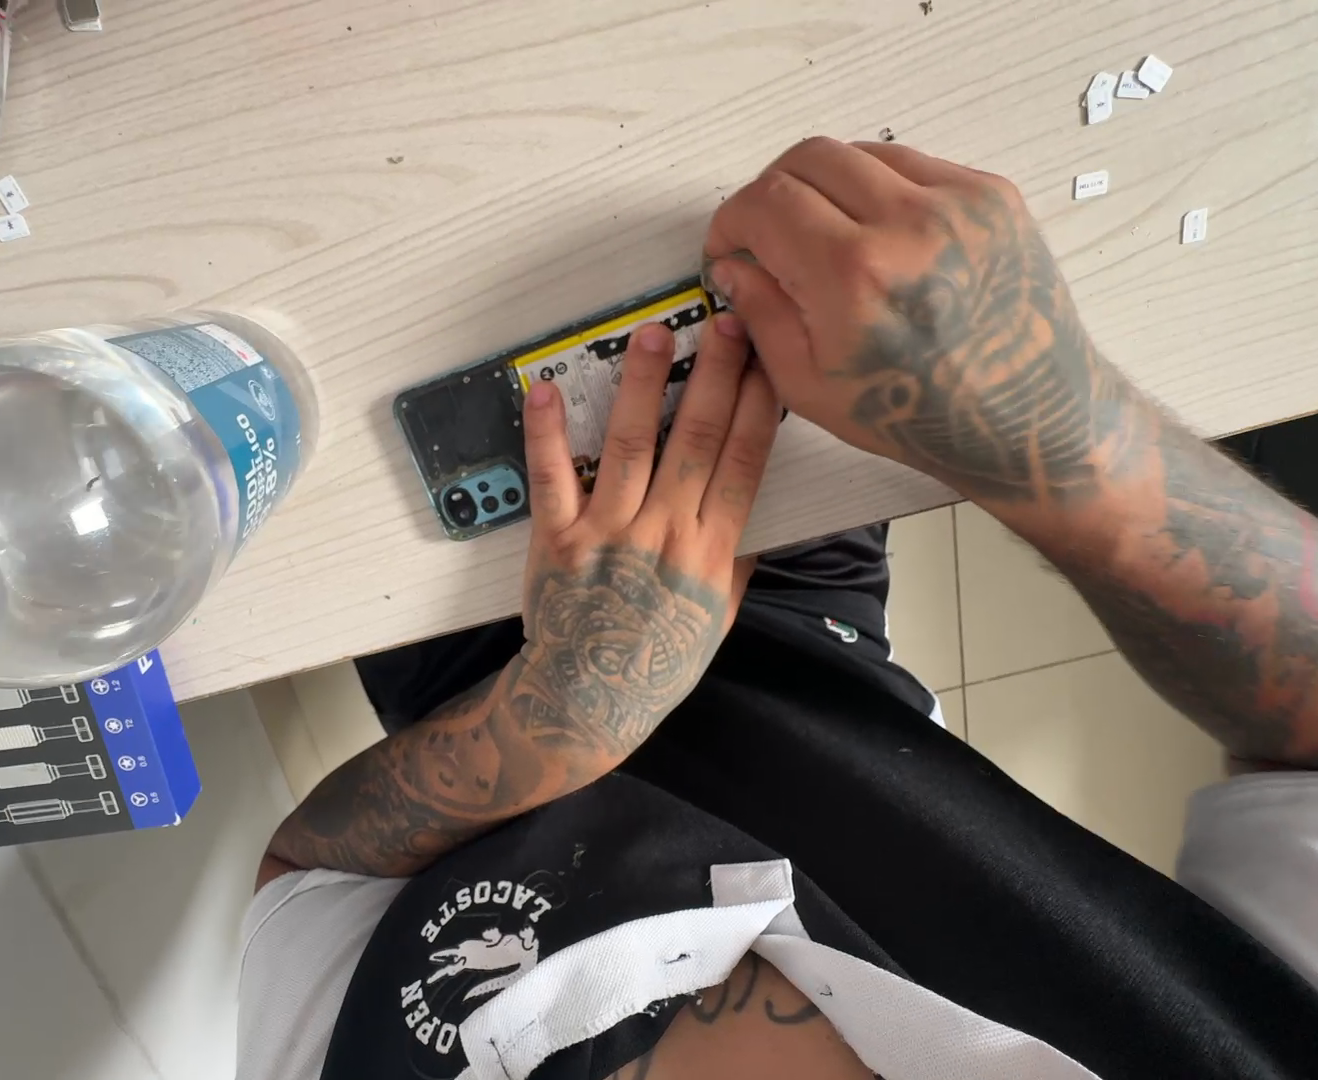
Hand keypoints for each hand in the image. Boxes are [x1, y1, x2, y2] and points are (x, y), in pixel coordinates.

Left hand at [514, 312, 781, 757]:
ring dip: (644, 388)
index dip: (760, 407)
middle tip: (729, 322)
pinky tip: (545, 391)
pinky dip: (547, 434)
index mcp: (709, 553)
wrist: (586, 699)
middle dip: (717, 377)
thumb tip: (750, 514)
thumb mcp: (715, 620)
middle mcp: (663, 534)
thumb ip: (733, 563)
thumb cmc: (656, 662)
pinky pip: (552, 478)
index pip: (745, 465)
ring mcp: (608, 533)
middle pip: (698, 443)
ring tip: (654, 337)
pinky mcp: (557, 538)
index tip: (772, 360)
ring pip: (631, 447)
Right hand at [704, 137, 1137, 505]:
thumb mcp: (805, 384)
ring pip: (856, 153)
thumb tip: (731, 266)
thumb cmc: (909, 413)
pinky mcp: (989, 194)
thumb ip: (760, 314)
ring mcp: (955, 199)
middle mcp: (904, 221)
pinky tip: (866, 235)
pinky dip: (868, 189)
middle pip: (805, 159)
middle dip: (766, 194)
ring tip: (815, 237)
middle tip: (761, 236)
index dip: (729, 221)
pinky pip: (906, 164)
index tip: (726, 248)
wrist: (1019, 414)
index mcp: (850, 275)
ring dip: (817, 187)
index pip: (765, 203)